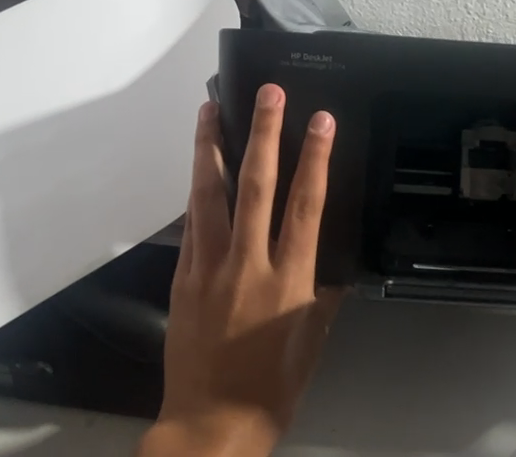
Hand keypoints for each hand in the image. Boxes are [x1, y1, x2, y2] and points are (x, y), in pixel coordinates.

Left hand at [139, 85, 340, 456]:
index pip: (305, 205)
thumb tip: (333, 256)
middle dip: (264, 133)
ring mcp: (208, 268)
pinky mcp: (183, 277)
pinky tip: (199, 165)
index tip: (320, 119)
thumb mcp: (313, 340)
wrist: (209, 429)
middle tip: (268, 92)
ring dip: (211, 147)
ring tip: (210, 107)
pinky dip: (197, 188)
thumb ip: (323, 290)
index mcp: (288, 281)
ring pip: (209, 194)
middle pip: (255, 186)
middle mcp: (247, 265)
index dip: (315, 157)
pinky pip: (192, 222)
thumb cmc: (272, 387)